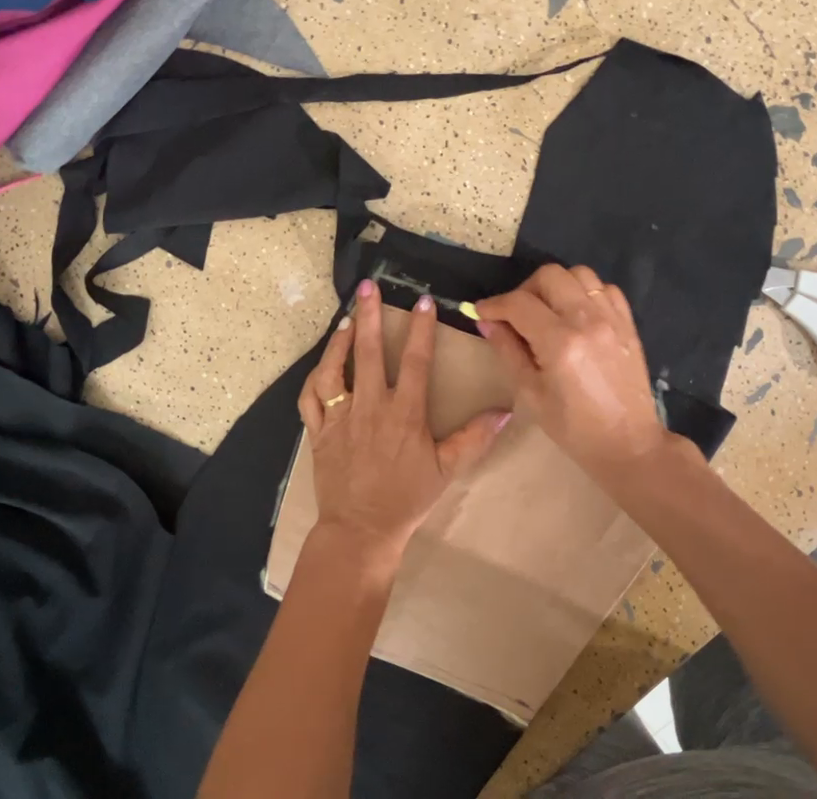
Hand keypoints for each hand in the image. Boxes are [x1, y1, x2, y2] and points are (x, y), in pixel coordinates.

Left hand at [297, 280, 510, 563]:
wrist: (361, 529)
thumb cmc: (407, 499)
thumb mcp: (448, 471)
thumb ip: (475, 439)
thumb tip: (505, 412)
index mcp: (404, 414)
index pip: (415, 362)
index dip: (420, 329)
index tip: (422, 301)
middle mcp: (370, 408)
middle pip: (369, 352)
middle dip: (370, 315)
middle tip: (369, 287)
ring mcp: (340, 417)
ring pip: (335, 368)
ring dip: (340, 340)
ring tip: (347, 316)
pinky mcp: (319, 430)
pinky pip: (311, 396)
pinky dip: (315, 375)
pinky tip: (324, 361)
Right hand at [476, 265, 694, 473]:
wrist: (628, 443)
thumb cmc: (573, 428)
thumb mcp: (531, 394)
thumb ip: (508, 351)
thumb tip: (487, 322)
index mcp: (560, 343)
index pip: (519, 303)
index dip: (494, 304)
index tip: (482, 312)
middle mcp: (587, 321)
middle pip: (549, 276)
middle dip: (524, 290)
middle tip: (516, 314)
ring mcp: (612, 319)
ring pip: (578, 274)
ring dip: (556, 286)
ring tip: (547, 311)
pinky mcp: (628, 323)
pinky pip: (604, 288)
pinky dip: (585, 292)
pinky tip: (576, 314)